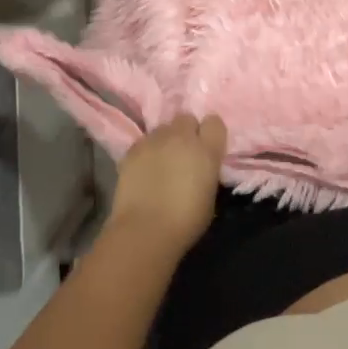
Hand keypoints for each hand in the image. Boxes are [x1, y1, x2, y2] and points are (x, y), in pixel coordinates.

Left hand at [107, 114, 227, 255]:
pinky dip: (147, 151)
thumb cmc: (185, 222)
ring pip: (164, 128)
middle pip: (187, 119)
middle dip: (186, 132)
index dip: (210, 133)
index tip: (207, 147)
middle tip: (183, 154)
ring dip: (166, 141)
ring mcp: (155, 139)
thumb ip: (207, 172)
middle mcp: (181, 137)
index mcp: (206, 150)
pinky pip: (145, 141)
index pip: (214, 122)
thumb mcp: (209, 196)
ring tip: (161, 162)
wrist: (145, 229)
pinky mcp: (133, 148)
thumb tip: (200, 166)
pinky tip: (144, 170)